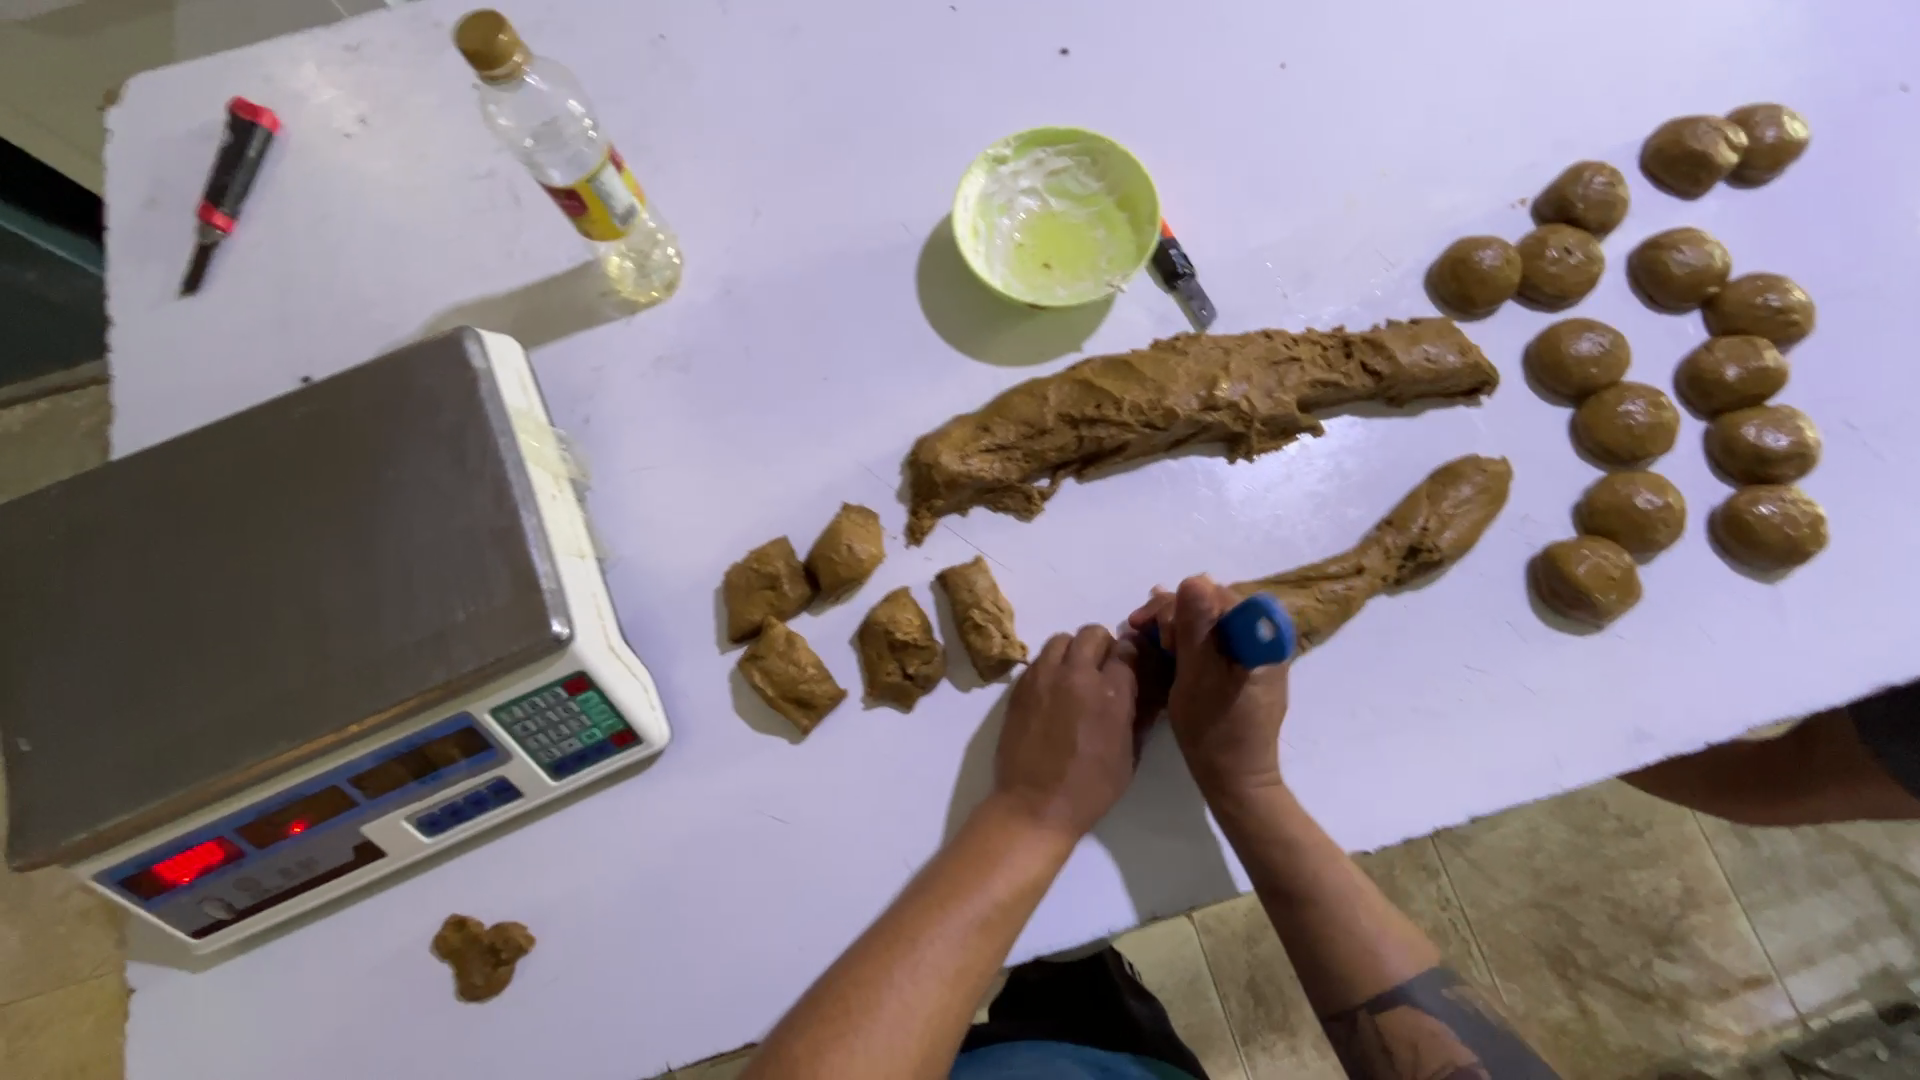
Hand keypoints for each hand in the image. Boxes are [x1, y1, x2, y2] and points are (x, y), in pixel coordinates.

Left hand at [991, 625, 1149, 839]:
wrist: (1035, 804)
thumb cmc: (1091, 788)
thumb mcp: (1129, 755)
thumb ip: (1137, 715)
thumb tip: (1145, 692)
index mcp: (1110, 692)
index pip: (1127, 650)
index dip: (1130, 657)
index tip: (1129, 667)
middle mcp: (1076, 675)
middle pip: (1092, 634)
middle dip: (1102, 646)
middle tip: (1102, 667)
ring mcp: (1043, 677)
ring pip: (1061, 639)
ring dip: (1073, 651)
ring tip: (1074, 674)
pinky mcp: (1020, 686)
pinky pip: (1039, 659)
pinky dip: (1050, 665)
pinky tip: (1053, 689)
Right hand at [1127, 575, 1289, 797]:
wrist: (1236, 780)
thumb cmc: (1215, 732)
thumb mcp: (1197, 677)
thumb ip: (1197, 627)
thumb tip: (1194, 579)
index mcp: (1261, 639)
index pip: (1217, 595)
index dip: (1178, 604)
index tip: (1149, 627)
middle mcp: (1263, 639)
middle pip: (1214, 604)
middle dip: (1173, 612)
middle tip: (1142, 632)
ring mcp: (1254, 653)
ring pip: (1210, 620)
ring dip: (1176, 623)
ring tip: (1146, 635)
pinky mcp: (1242, 666)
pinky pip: (1213, 639)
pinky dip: (1186, 638)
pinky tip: (1164, 642)